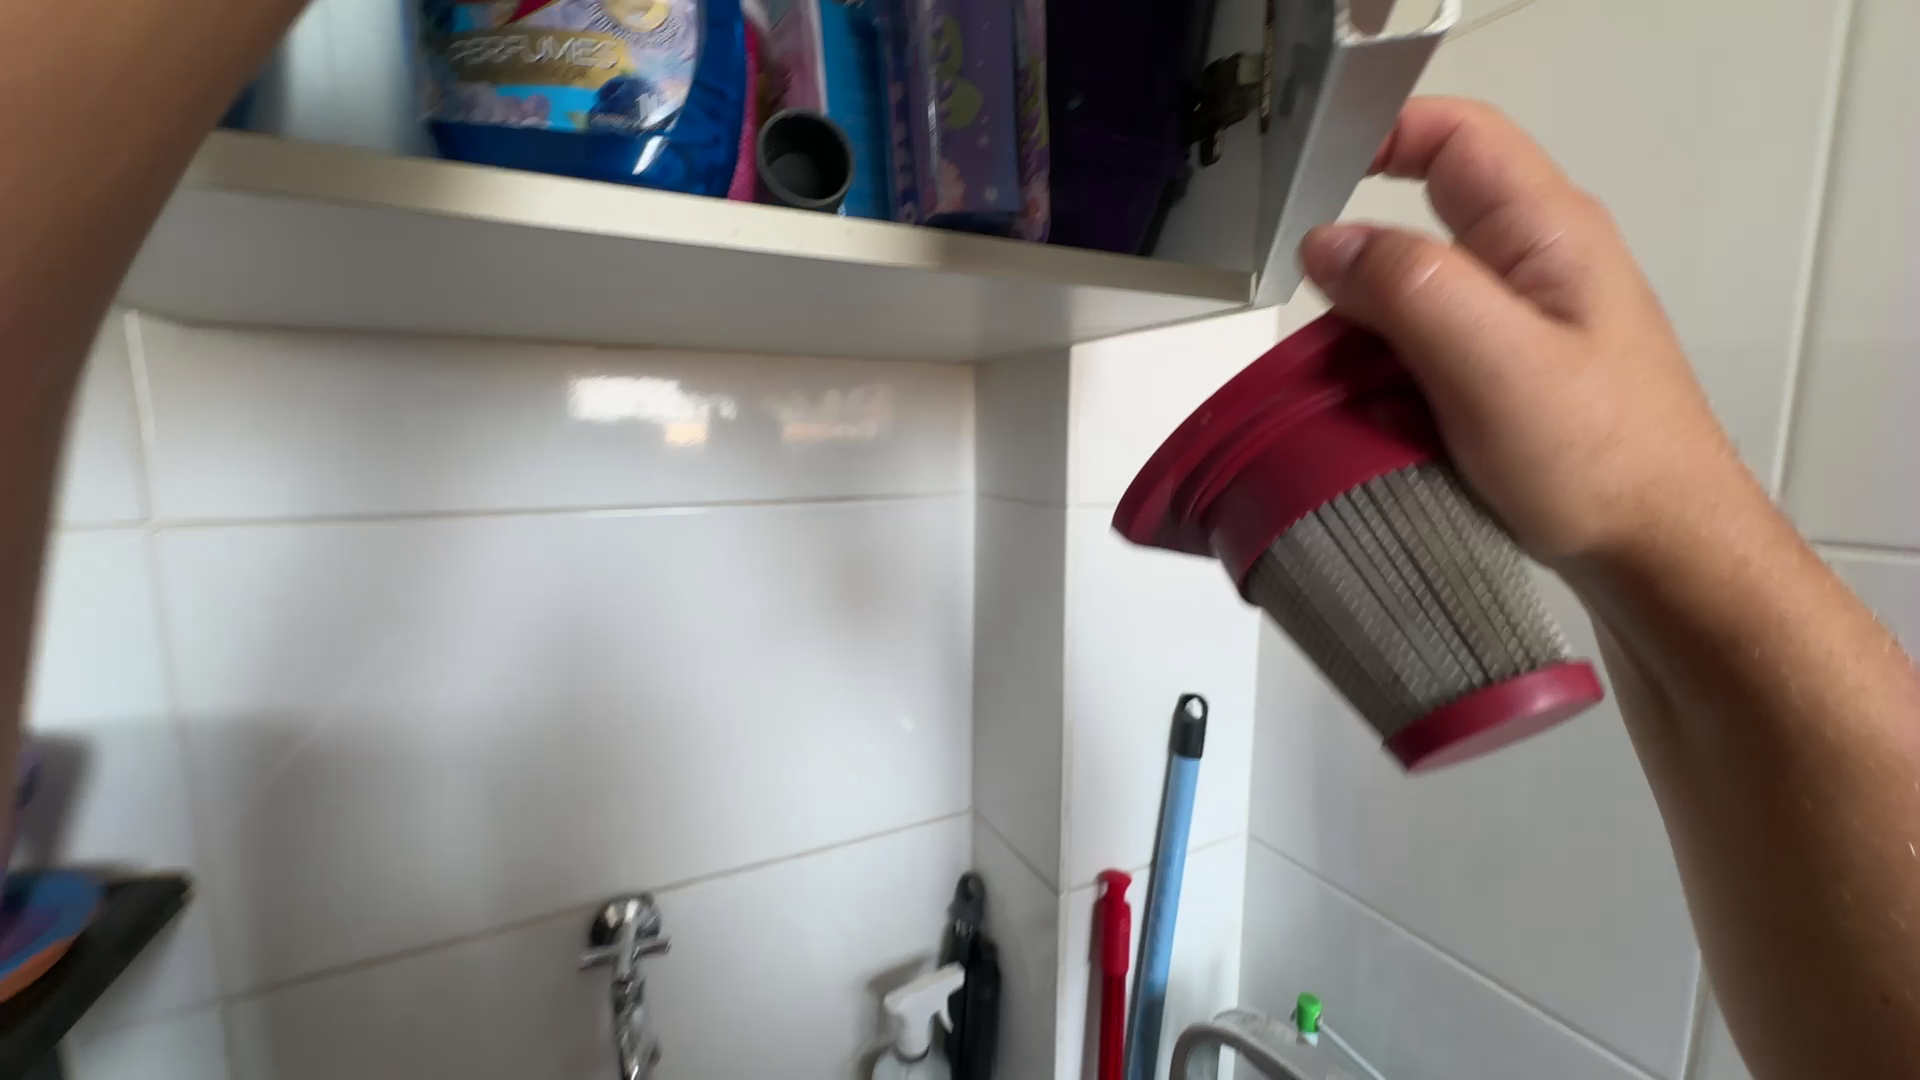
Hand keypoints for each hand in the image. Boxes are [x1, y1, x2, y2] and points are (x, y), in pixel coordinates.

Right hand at [1298, 97, 1767, 572]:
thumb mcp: (1496, 363)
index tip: (1309, 178)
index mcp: (1541, 234)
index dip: (1383, 135)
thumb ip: (1411, 291)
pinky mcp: (1484, 372)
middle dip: (1350, 259)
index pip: (1455, 139)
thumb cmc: (1596, 456)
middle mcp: (1521, 266)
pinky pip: (1406, 347)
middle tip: (1309, 315)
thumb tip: (1325, 243)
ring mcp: (1502, 323)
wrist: (1648, 547)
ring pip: (1401, 294)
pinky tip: (1355, 407)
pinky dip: (1369, 368)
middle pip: (1415, 221)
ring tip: (1327, 381)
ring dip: (1353, 327)